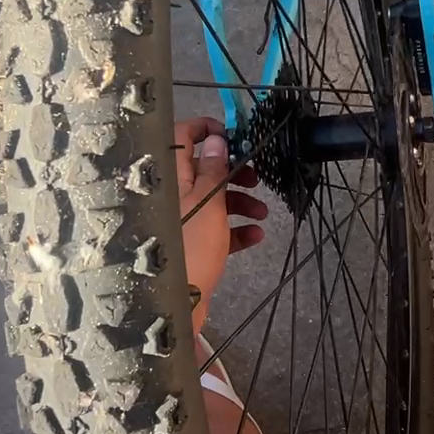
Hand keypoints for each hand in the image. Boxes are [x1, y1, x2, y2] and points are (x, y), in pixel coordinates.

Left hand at [175, 118, 267, 322]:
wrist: (176, 303)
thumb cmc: (190, 245)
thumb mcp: (209, 201)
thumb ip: (213, 169)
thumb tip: (216, 139)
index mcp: (171, 177)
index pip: (181, 137)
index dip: (206, 130)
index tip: (231, 134)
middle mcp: (173, 194)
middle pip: (204, 170)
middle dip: (235, 173)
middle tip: (255, 179)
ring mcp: (181, 219)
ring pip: (214, 199)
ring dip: (241, 203)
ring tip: (262, 213)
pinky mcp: (191, 244)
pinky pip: (216, 228)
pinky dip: (235, 229)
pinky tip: (255, 236)